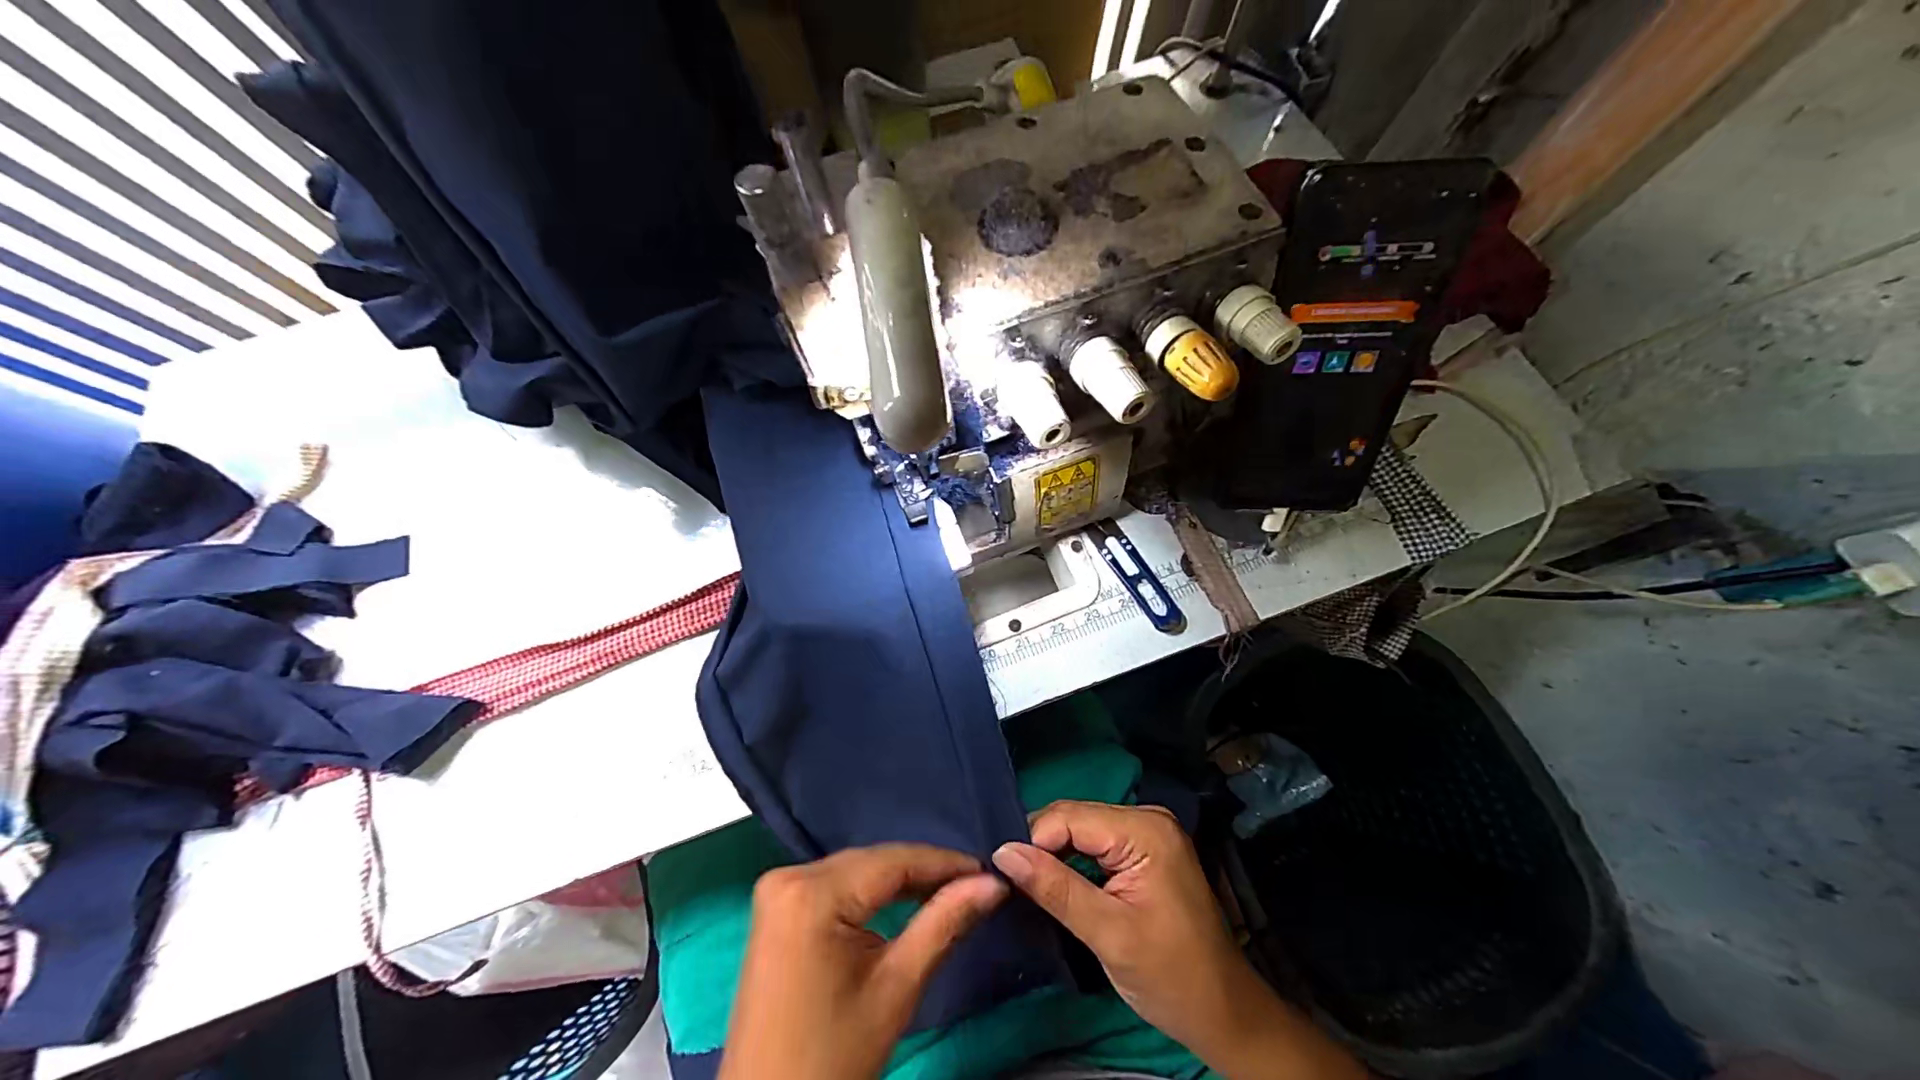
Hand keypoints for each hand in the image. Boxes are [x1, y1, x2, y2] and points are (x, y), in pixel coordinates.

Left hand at [718, 844, 1007, 1079]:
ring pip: (855, 870)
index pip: (892, 861)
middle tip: (974, 883)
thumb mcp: (896, 987)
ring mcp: (777, 890)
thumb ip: (943, 924)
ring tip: (949, 890)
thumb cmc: (833, 1056)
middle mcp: (788, 877)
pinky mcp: (776, 906)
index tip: (988, 871)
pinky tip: (903, 899)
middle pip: (872, 862)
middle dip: (924, 871)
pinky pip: (834, 883)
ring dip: (899, 880)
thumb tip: (991, 884)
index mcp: (812, 893)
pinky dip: (870, 891)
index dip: (944, 863)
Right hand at [993, 801, 1366, 1079]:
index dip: (1032, 842)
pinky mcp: (1144, 850)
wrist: (1225, 1013)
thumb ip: (1055, 888)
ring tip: (1028, 886)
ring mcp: (1147, 832)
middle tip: (1011, 884)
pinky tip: (1056, 884)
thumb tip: (1004, 853)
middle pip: (1072, 818)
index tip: (1005, 877)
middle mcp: (1147, 818)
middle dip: (1040, 847)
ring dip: (1053, 855)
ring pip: (1079, 830)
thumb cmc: (1172, 977)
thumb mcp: (1109, 934)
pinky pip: (1094, 843)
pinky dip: (1072, 861)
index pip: (1067, 817)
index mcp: (1145, 830)